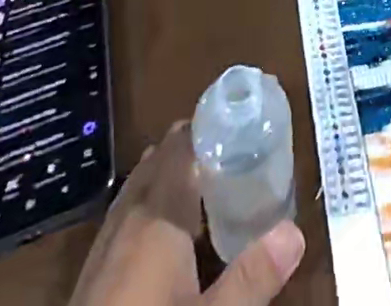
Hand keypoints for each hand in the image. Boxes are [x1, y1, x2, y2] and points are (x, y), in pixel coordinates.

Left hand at [68, 122, 305, 305]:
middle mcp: (131, 217)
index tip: (232, 114)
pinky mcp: (95, 269)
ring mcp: (107, 242)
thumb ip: (252, 276)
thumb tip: (295, 231)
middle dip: (186, 145)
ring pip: (137, 186)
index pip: (180, 151)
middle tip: (224, 137)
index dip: (202, 127)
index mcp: (159, 217)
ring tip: (195, 165)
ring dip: (164, 170)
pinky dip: (147, 198)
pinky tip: (157, 220)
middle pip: (157, 163)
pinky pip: (125, 211)